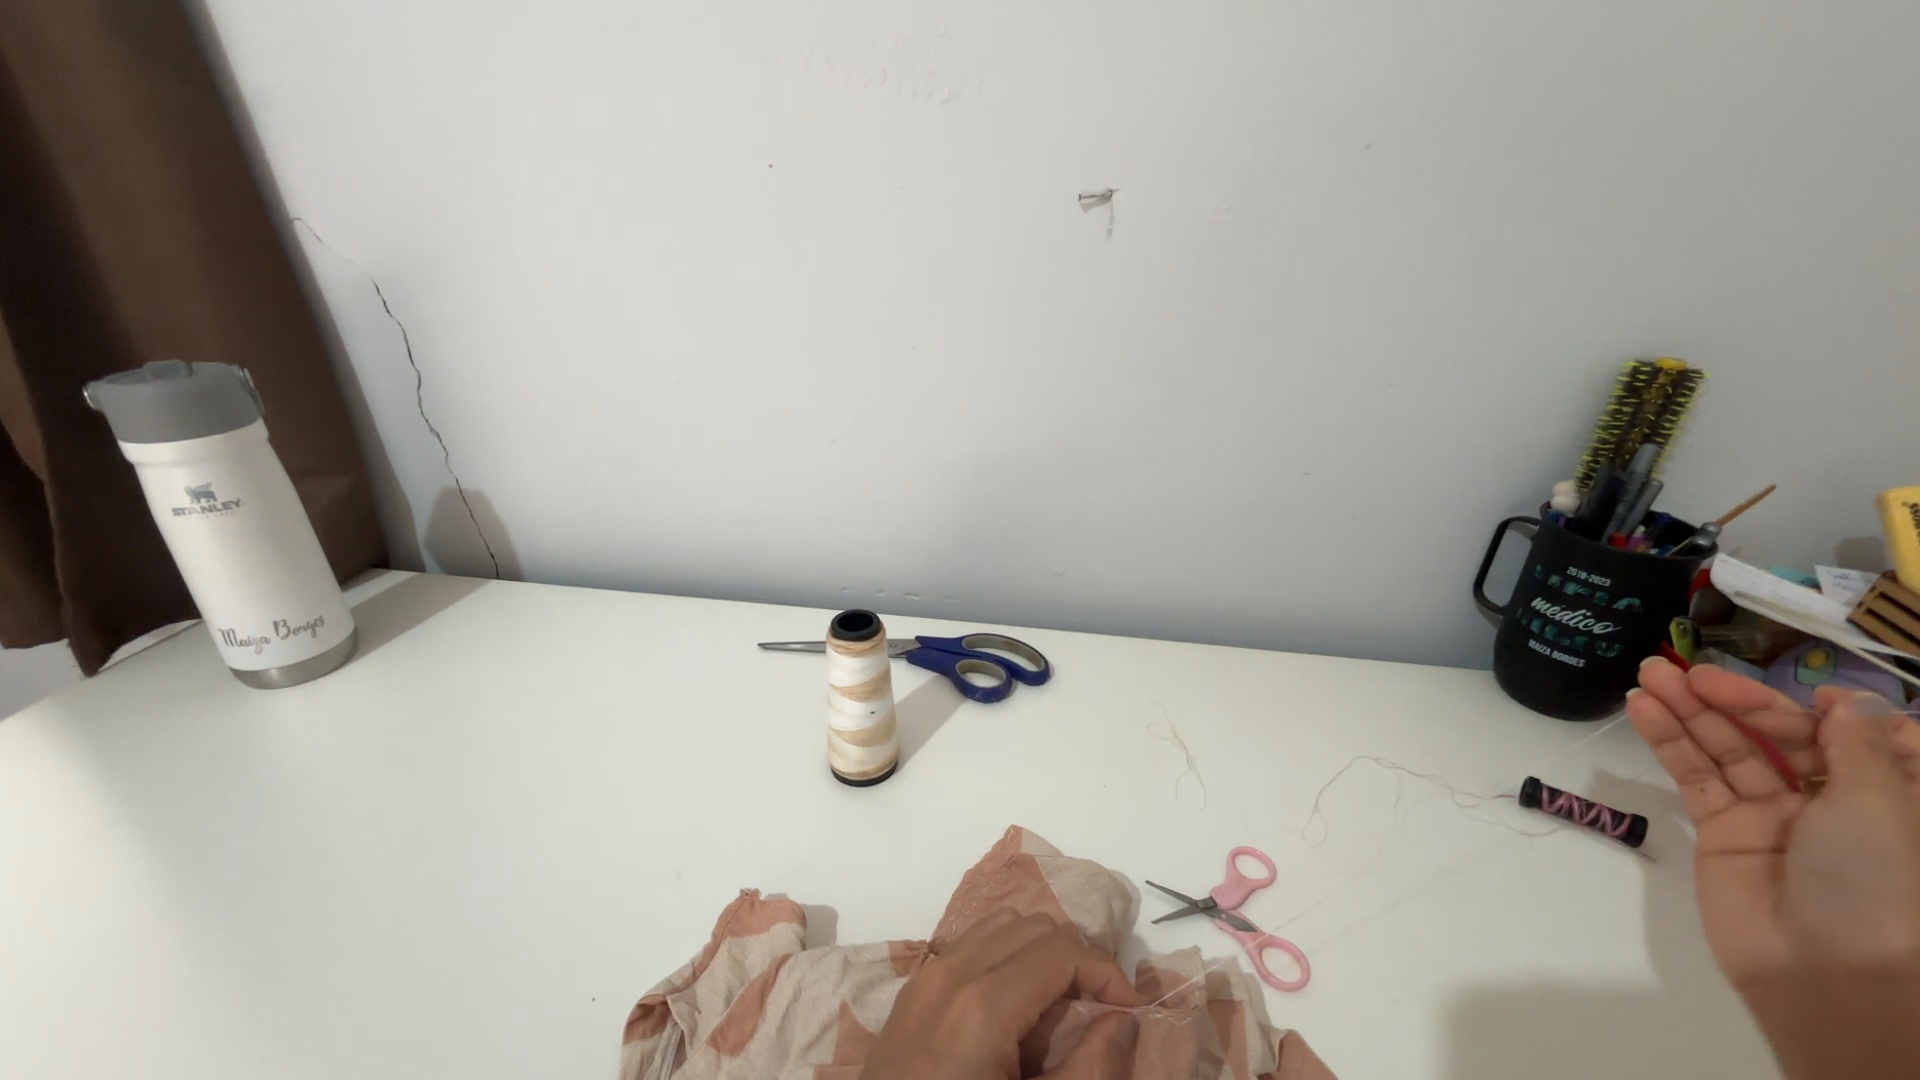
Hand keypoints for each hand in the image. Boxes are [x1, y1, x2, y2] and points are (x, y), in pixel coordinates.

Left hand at [861, 910, 1141, 1079]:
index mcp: (983, 1005)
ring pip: (1000, 923)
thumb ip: (1088, 1069)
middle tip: (1097, 1012)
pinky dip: (1004, 954)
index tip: (1132, 1012)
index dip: (1107, 973)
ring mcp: (926, 975)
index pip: (1062, 950)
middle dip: (1076, 960)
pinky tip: (1013, 1008)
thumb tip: (1124, 1021)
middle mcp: (951, 972)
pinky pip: (969, 942)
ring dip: (1039, 952)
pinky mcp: (912, 989)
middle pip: (1034, 925)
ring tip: (1057, 1008)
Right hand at [1628, 658, 1919, 1077]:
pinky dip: (1668, 740)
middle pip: (1779, 735)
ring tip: (1646, 675)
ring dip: (1687, 710)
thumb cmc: (1876, 881)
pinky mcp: (1721, 828)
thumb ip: (1855, 745)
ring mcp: (1772, 815)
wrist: (1827, 970)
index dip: (1817, 707)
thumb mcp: (1881, 805)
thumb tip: (1842, 696)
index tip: (1786, 688)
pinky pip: (1694, 775)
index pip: (1849, 734)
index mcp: (1888, 795)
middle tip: (1680, 671)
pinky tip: (1642, 709)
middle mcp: (1833, 800)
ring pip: (1727, 748)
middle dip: (1732, 700)